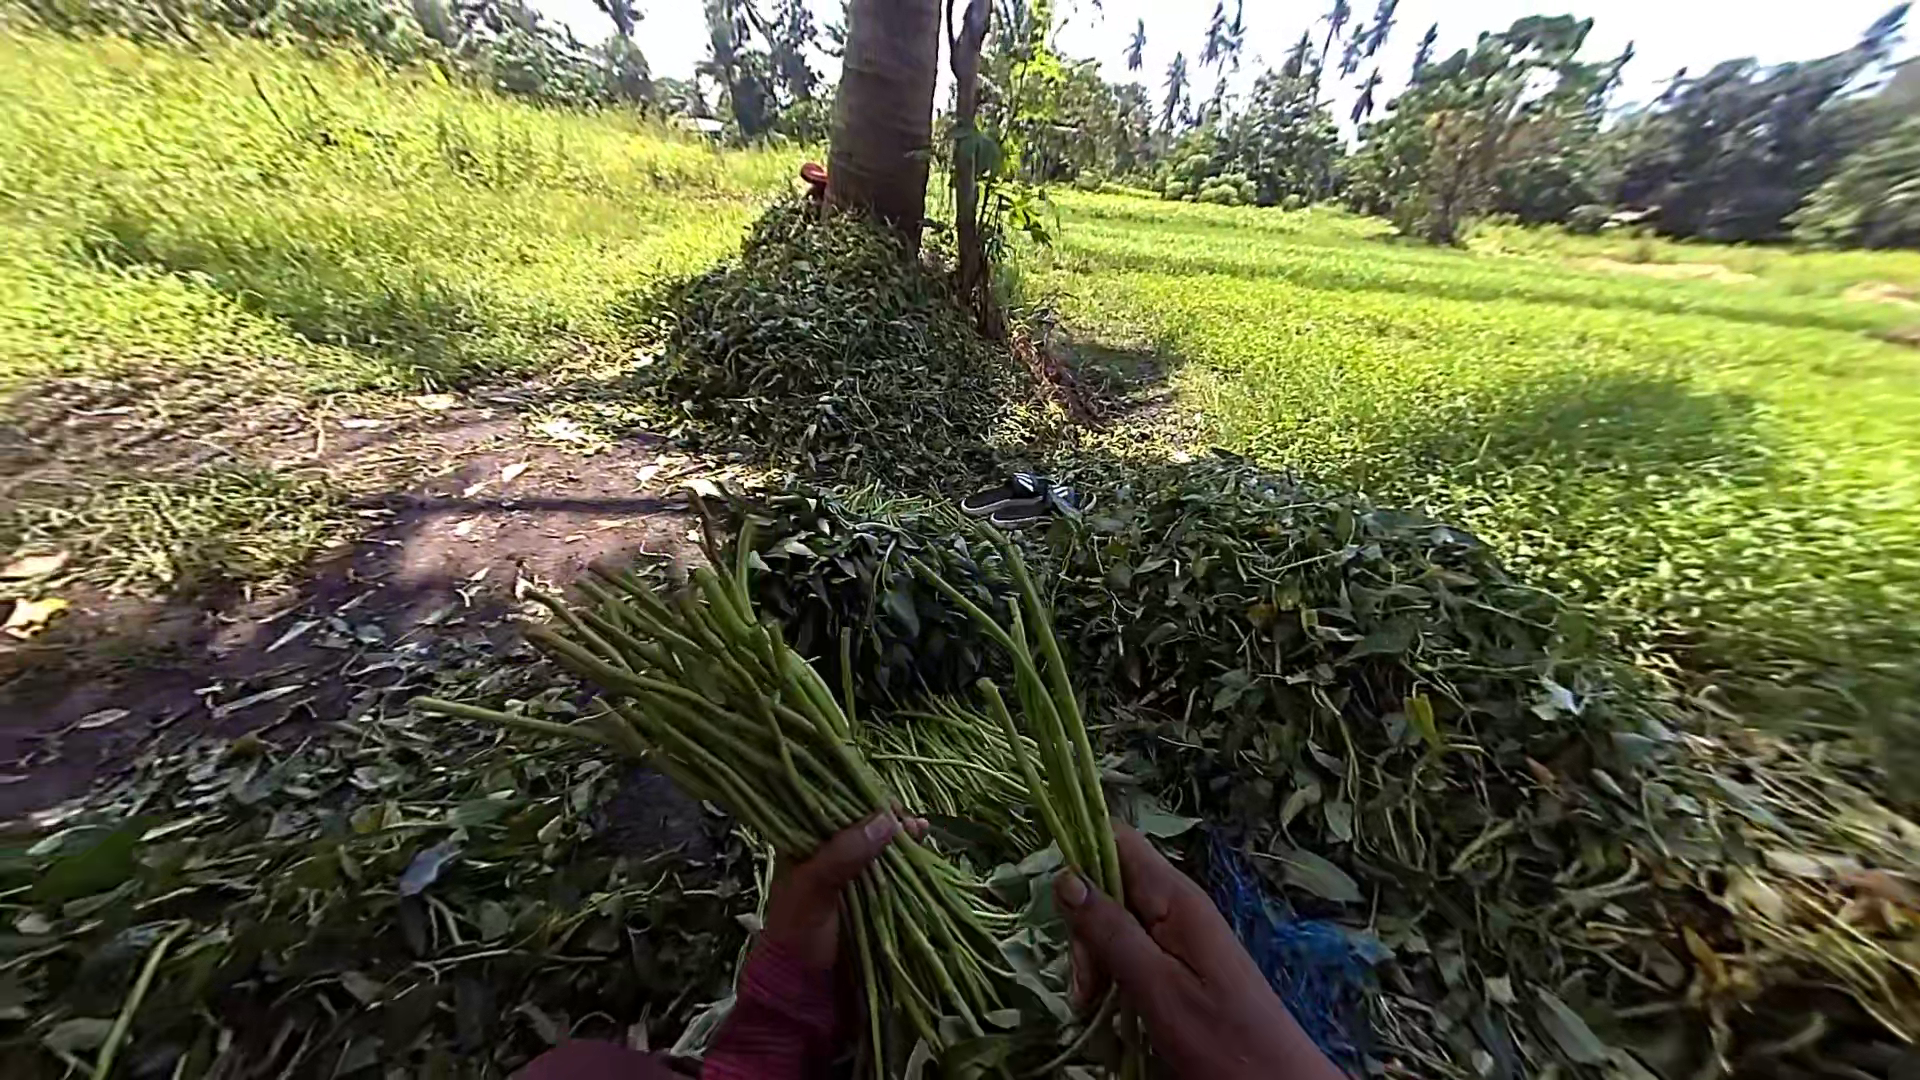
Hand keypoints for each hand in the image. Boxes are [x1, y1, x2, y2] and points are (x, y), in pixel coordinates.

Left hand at [762, 811, 926, 968]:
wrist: (804, 994)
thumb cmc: (799, 935)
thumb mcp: (814, 889)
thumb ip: (844, 853)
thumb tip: (887, 820)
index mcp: (804, 841)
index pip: (835, 804)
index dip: (863, 799)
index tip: (887, 804)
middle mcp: (828, 848)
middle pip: (863, 818)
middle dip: (887, 815)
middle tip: (907, 822)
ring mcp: (851, 868)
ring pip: (880, 837)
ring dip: (900, 831)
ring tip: (919, 829)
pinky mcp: (870, 887)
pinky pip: (892, 861)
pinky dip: (907, 850)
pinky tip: (923, 837)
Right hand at [1054, 823, 1346, 1079]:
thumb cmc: (1225, 1043)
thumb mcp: (1158, 989)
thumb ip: (1110, 929)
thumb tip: (1064, 876)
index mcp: (1172, 894)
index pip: (1117, 838)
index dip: (1082, 852)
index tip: (1062, 902)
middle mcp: (1172, 900)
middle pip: (1108, 880)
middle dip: (1085, 922)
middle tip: (1085, 984)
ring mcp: (1175, 928)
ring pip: (1113, 913)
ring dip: (1094, 951)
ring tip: (1092, 1003)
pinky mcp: (1176, 957)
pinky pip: (1130, 942)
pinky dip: (1111, 968)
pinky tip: (1107, 1002)